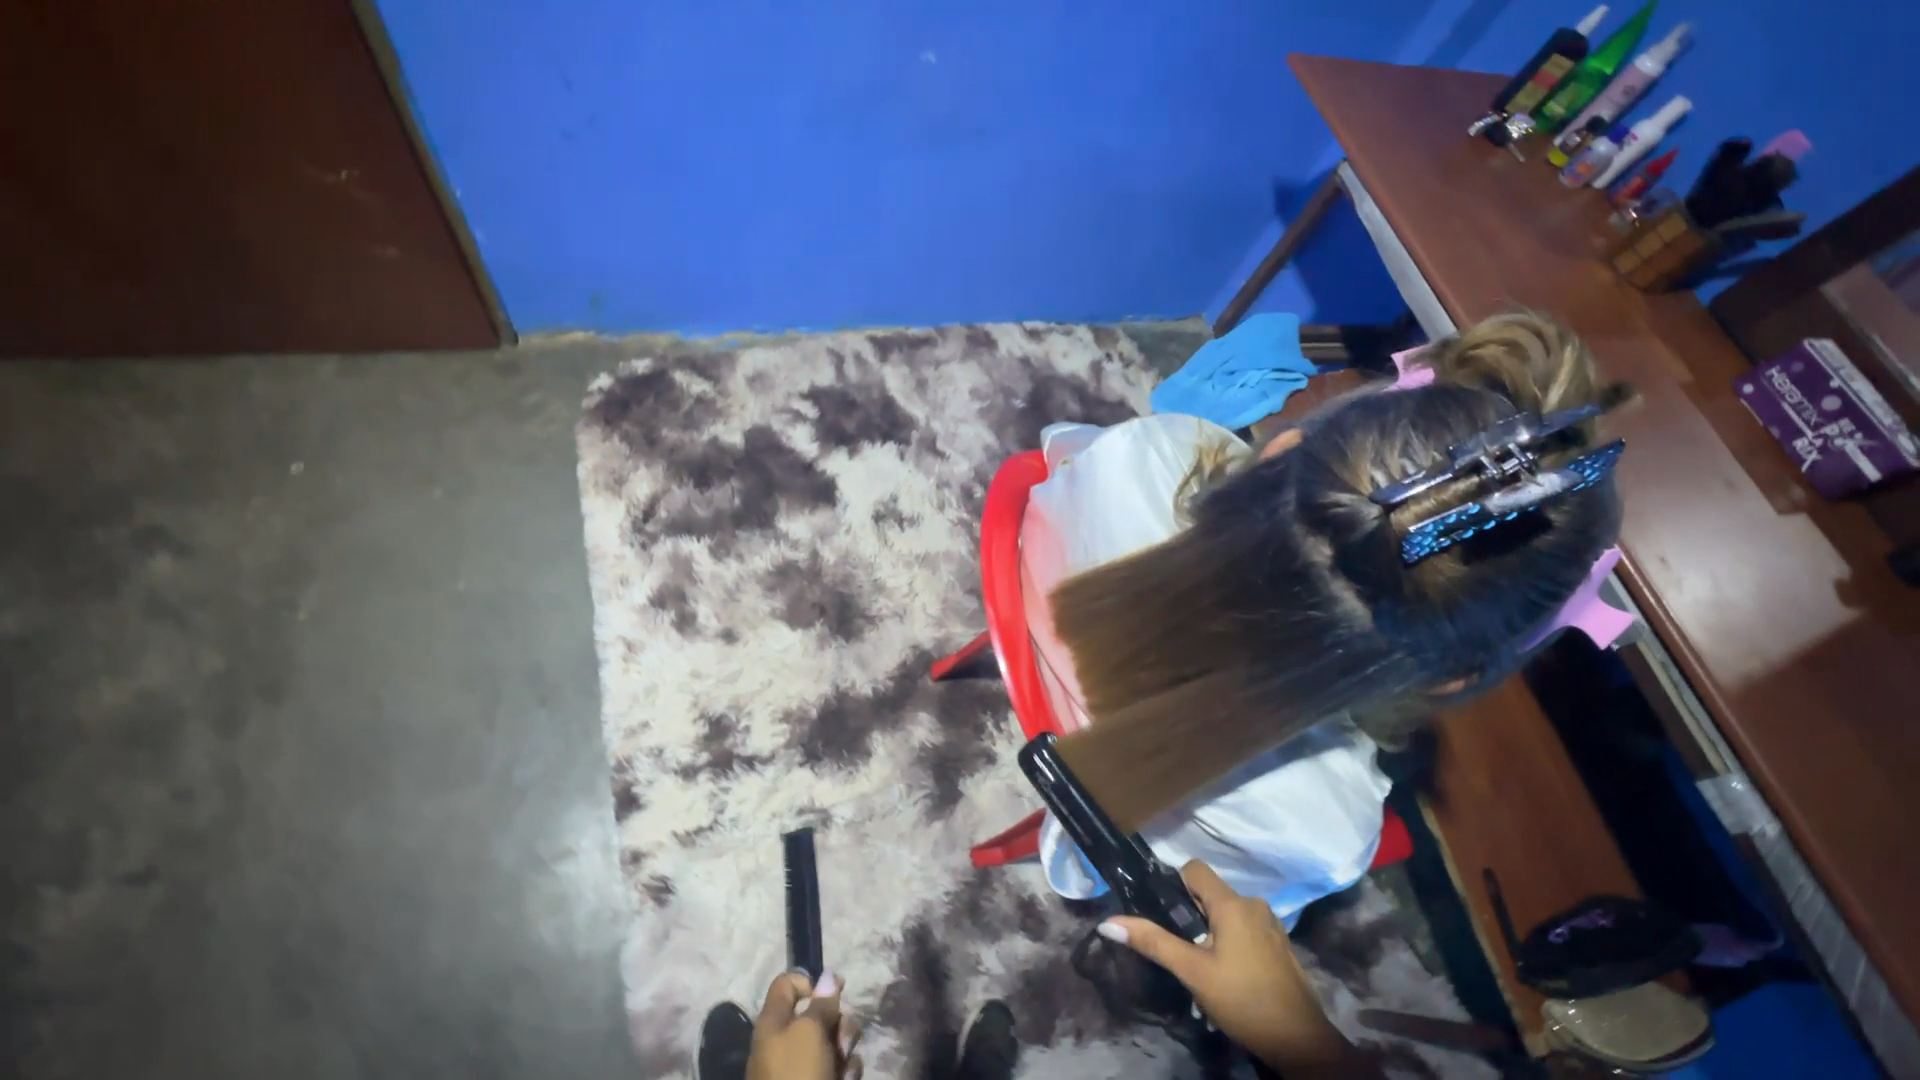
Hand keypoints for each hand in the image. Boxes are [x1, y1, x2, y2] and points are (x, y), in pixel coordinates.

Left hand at [746, 970, 862, 1079]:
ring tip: (845, 1065)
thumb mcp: (810, 1031)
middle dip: (839, 1022)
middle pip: (820, 1013)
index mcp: (775, 1021)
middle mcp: (787, 1039)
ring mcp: (803, 1065)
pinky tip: (847, 1079)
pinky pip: (839, 1066)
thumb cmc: (797, 1074)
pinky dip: (846, 1070)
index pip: (788, 984)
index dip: (811, 981)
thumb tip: (828, 975)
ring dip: (846, 1047)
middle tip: (842, 1038)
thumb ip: (822, 1003)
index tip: (835, 991)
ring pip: (834, 1040)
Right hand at [1098, 861, 1362, 1074]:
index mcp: (1233, 903)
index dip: (1175, 886)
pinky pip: (1244, 928)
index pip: (1194, 869)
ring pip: (1227, 913)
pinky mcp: (1280, 944)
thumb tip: (1108, 921)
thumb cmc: (1243, 1001)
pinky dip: (1231, 942)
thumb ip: (1153, 942)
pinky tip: (1229, 975)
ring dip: (1211, 931)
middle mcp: (1254, 904)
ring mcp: (1271, 924)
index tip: (1167, 916)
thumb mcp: (1192, 972)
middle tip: (1182, 950)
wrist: (1301, 1043)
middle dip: (1192, 915)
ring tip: (1203, 966)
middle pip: (1210, 893)